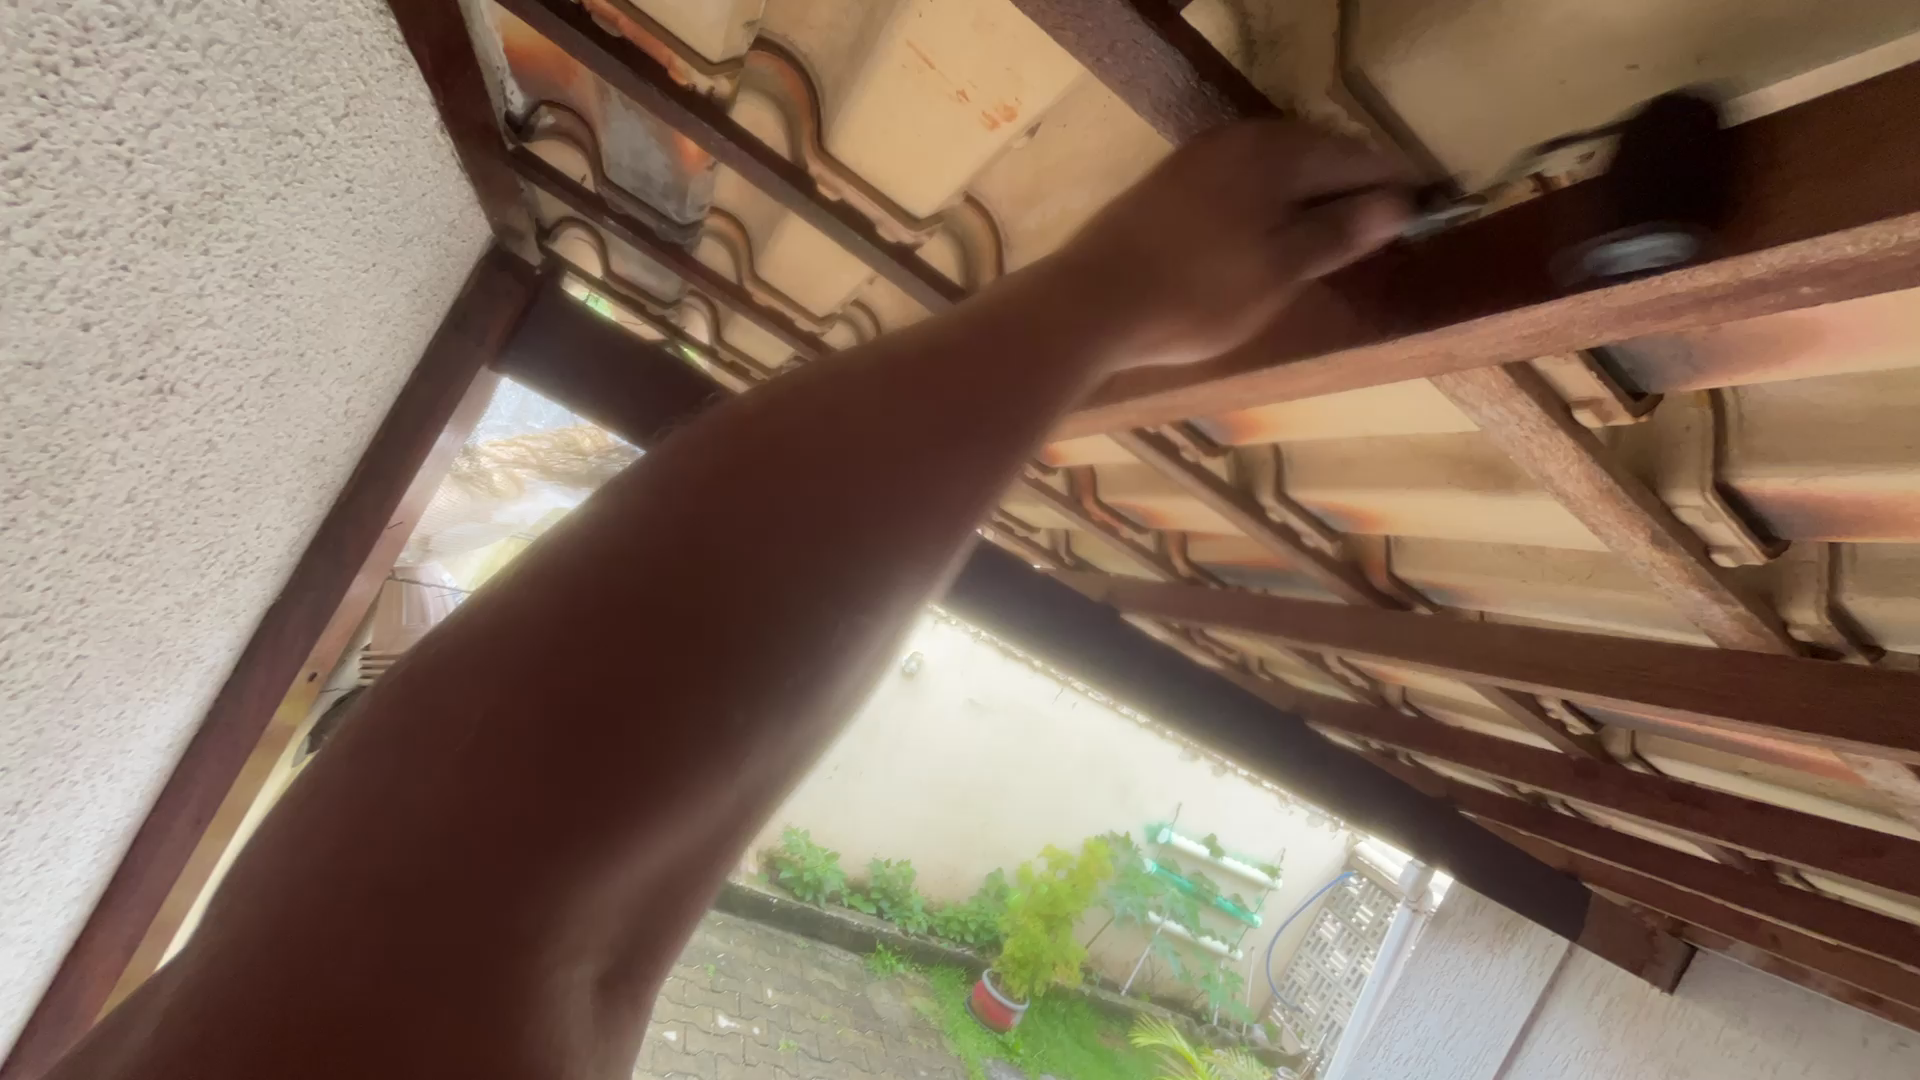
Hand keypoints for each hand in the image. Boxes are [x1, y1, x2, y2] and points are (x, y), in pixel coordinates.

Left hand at [1049, 119, 1411, 371]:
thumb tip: (1397, 202)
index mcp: (1278, 153)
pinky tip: (1254, 236)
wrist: (1088, 305)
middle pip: (1312, 155)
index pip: (1357, 157)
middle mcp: (1236, 141)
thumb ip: (1335, 233)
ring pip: (1267, 170)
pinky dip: (1257, 206)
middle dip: (1346, 185)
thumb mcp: (1276, 272)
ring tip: (1317, 233)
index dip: (1393, 182)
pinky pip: (1231, 186)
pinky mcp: (1161, 189)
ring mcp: (1192, 161)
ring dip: (1299, 195)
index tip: (1424, 204)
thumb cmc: (1194, 296)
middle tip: (1372, 223)